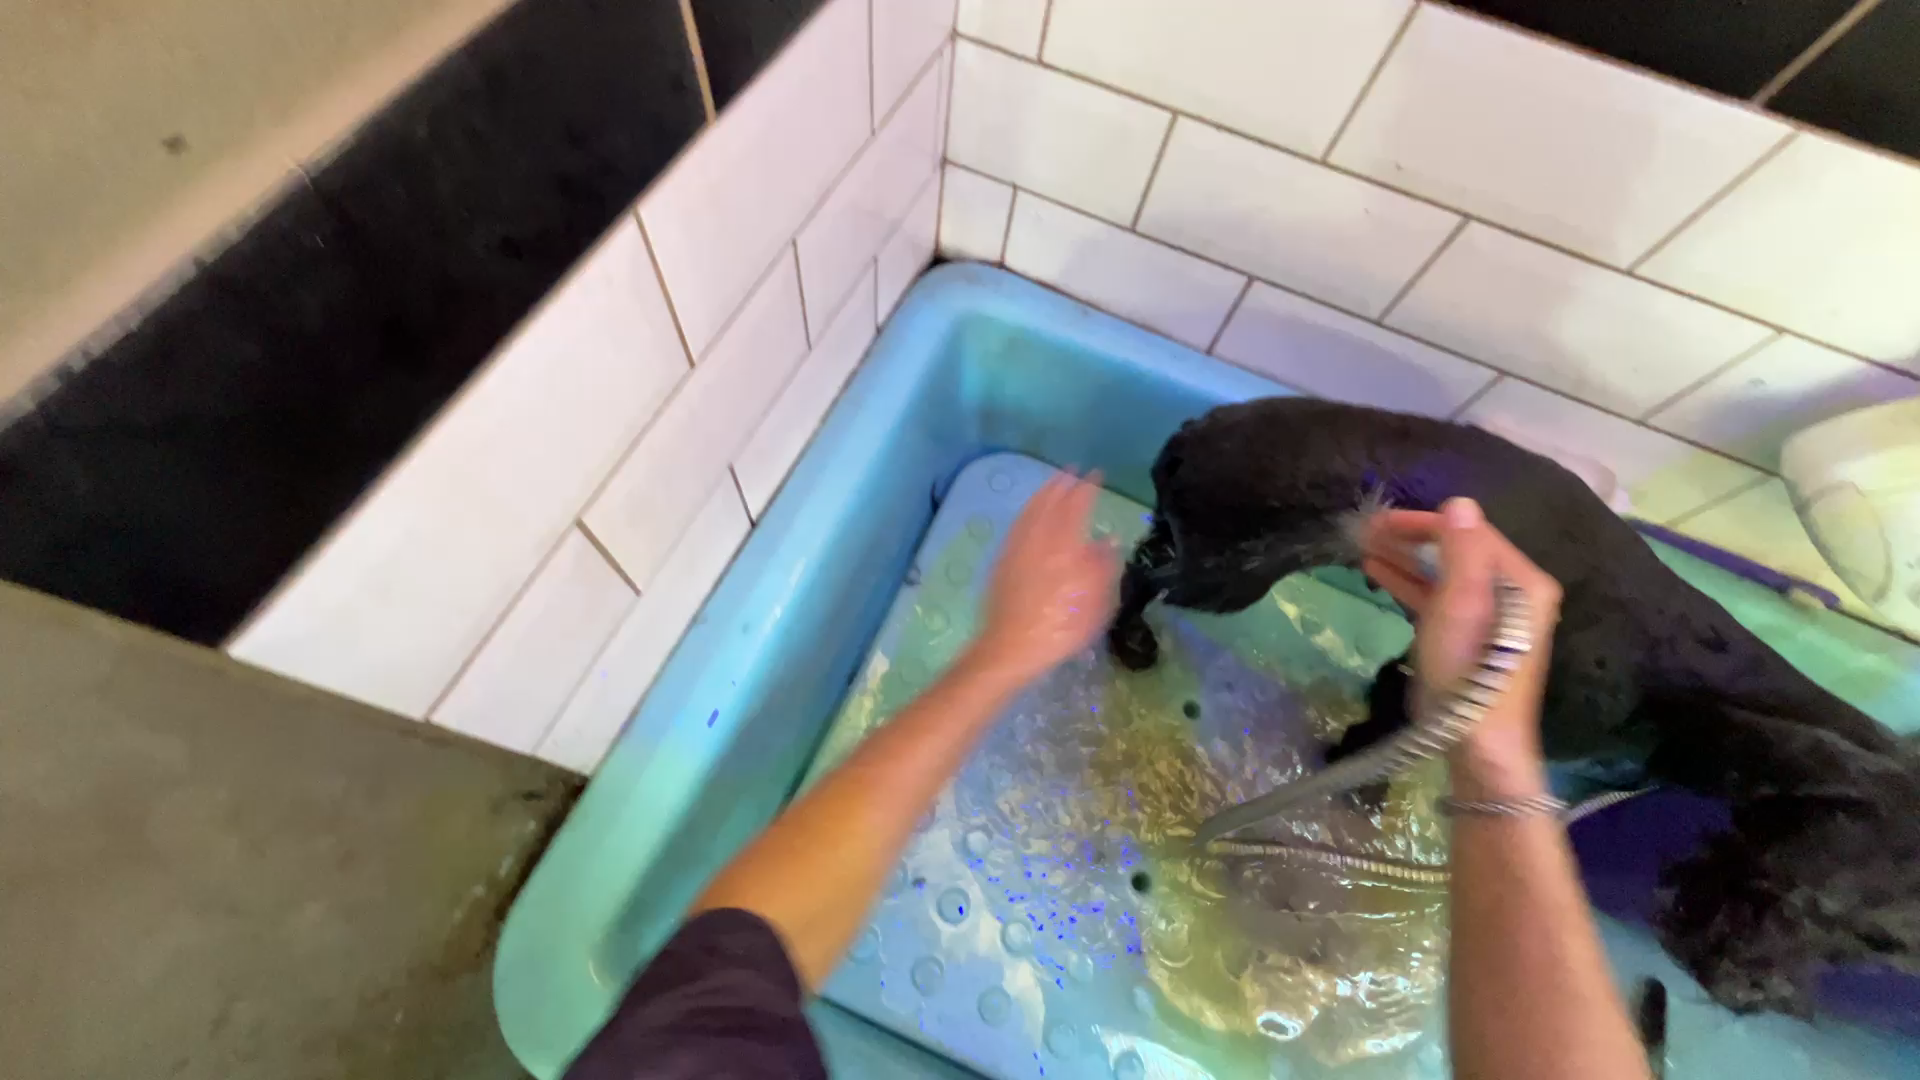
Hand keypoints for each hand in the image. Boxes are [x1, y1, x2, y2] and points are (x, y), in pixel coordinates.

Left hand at [969, 471, 1119, 685]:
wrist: (1011, 646)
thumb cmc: (1060, 628)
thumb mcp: (1096, 603)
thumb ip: (1104, 566)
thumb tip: (1109, 539)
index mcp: (1065, 546)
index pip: (1077, 506)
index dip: (1087, 487)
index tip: (1097, 474)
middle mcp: (1039, 539)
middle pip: (1050, 503)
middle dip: (1062, 484)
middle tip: (1072, 471)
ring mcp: (1017, 547)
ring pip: (1030, 511)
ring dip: (1043, 494)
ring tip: (1053, 483)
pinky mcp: (1001, 559)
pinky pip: (1016, 525)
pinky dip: (1026, 511)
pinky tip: (1029, 512)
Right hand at [1361, 498, 1562, 797]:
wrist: (1474, 737)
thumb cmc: (1468, 667)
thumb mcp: (1461, 604)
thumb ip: (1462, 552)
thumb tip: (1458, 504)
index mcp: (1521, 581)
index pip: (1470, 533)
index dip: (1424, 523)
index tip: (1378, 521)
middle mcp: (1511, 592)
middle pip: (1456, 550)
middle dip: (1411, 538)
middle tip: (1364, 531)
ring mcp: (1488, 615)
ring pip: (1442, 572)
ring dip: (1405, 557)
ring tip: (1364, 547)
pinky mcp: (1466, 635)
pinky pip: (1436, 595)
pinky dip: (1409, 581)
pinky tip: (1377, 572)